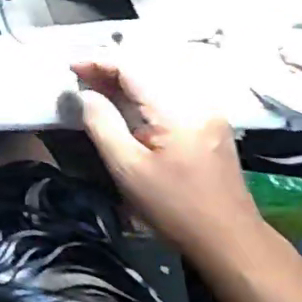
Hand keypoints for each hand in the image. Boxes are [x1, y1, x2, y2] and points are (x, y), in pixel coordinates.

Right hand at [73, 55, 274, 262]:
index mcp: (177, 111)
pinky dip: (142, 88)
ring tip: (96, 84)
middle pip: (148, 66)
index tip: (71, 66)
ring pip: (160, 77)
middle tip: (79, 75)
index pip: (134, 67)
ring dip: (125, 76)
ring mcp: (207, 111)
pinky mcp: (208, 122)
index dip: (99, 61)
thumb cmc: (173, 207)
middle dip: (110, 66)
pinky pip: (170, 90)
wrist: (230, 240)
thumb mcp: (127, 168)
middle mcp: (197, 102)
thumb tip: (85, 94)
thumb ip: (102, 124)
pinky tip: (124, 99)